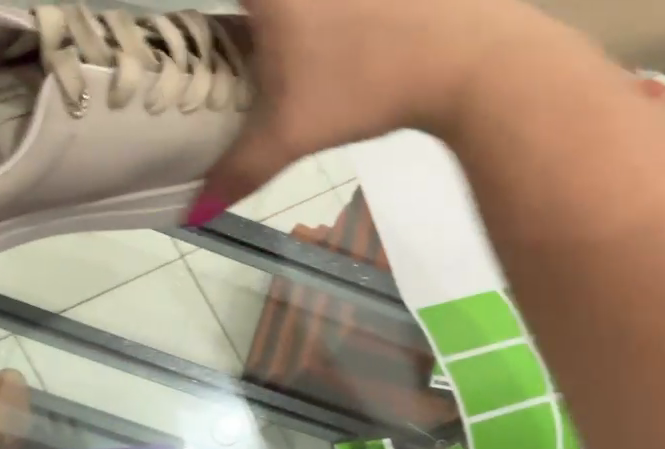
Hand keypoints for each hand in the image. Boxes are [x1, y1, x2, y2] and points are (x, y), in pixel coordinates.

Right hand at [192, 0, 570, 217]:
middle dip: (243, 32)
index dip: (200, 36)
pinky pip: (326, 6)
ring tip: (288, 69)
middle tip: (235, 68)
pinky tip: (341, 50)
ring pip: (293, 8)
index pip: (212, 11)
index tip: (198, 54)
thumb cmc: (366, 85)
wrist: (470, 58)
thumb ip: (237, 172)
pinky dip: (323, 22)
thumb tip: (194, 213)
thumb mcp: (291, 136)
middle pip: (254, 6)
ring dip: (282, 29)